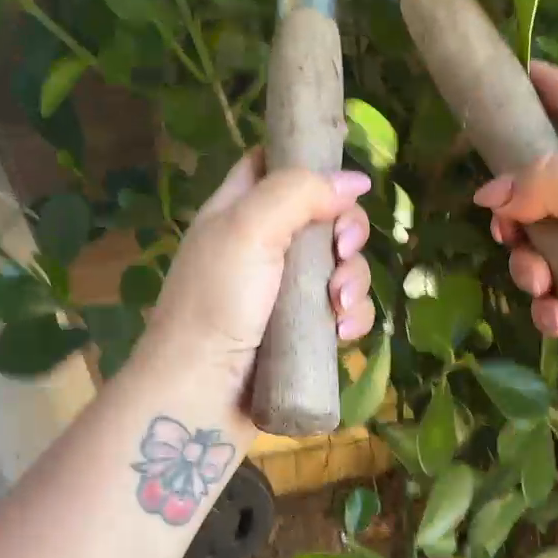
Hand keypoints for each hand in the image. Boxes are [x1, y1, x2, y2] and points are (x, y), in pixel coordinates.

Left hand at [140, 150, 375, 395]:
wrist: (202, 394)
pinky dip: (352, 319)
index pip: (274, 165)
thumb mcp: (247, 229)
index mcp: (238, 212)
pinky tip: (341, 335)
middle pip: (324, 218)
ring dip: (354, 282)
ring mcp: (285, 294)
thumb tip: (355, 180)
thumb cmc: (216, 303)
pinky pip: (344, 313)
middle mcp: (263, 248)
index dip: (311, 163)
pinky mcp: (304, 334)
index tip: (346, 182)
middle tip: (343, 251)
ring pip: (342, 268)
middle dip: (347, 232)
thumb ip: (299, 191)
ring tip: (337, 307)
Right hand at [474, 62, 557, 397]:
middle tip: (507, 236)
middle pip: (541, 191)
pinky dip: (556, 309)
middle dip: (517, 217)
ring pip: (546, 252)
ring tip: (544, 288)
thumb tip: (488, 193)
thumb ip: (548, 182)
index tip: (491, 83)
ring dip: (533, 271)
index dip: (535, 88)